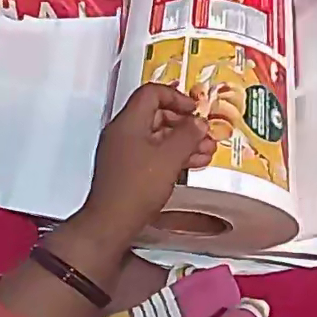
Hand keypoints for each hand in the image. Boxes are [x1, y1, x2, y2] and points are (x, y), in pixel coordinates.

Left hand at [69, 83, 213, 250]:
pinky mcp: (125, 170)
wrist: (111, 223)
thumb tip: (199, 123)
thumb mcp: (169, 158)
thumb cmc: (135, 189)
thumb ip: (187, 136)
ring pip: (156, 137)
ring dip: (182, 141)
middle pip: (156, 115)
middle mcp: (122, 133)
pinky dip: (172, 155)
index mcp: (128, 122)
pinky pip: (152, 153)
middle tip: (204, 134)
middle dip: (184, 124)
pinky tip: (191, 164)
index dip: (176, 97)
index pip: (151, 93)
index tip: (194, 110)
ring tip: (206, 151)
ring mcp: (122, 151)